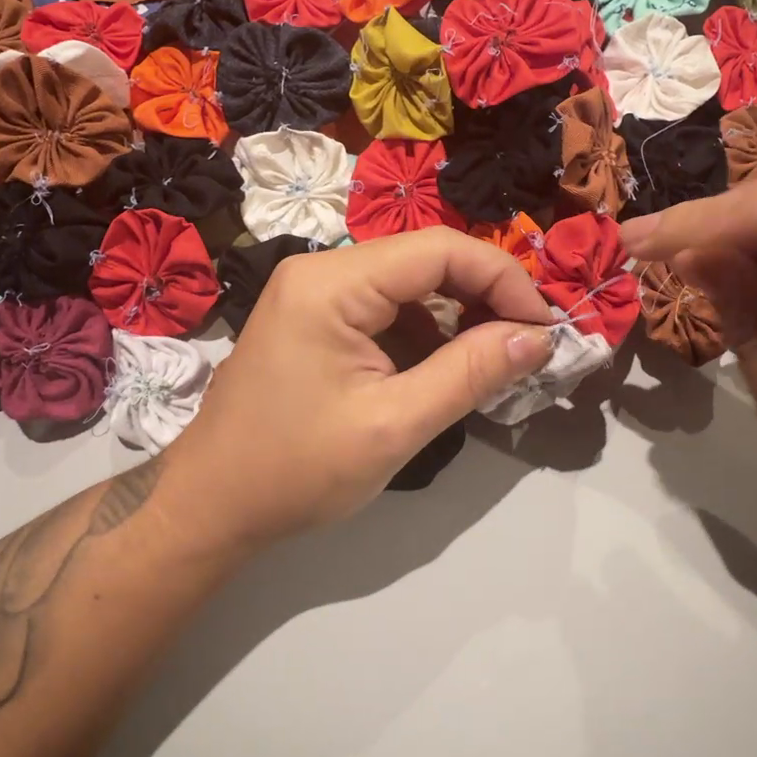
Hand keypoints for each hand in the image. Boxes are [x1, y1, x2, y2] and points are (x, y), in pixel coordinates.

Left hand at [153, 228, 555, 555]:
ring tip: (494, 362)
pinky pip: (384, 310)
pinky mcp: (313, 321)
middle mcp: (321, 271)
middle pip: (425, 261)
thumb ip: (470, 373)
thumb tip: (539, 337)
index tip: (545, 327)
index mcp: (332, 283)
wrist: (211, 507)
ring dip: (457, 318)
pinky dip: (424, 335)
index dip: (503, 279)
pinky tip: (445, 370)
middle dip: (483, 297)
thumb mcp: (394, 425)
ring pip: (408, 286)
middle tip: (528, 345)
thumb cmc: (295, 470)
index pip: (440, 250)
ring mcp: (313, 295)